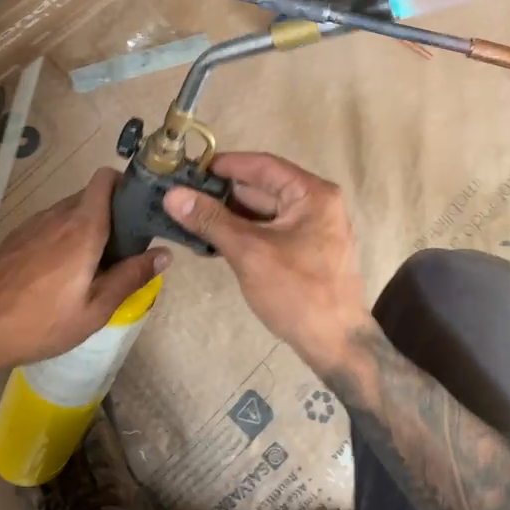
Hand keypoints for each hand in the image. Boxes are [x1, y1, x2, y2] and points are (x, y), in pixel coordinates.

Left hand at [0, 168, 167, 373]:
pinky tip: (58, 273)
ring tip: (92, 263)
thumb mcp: (95, 309)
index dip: (124, 184)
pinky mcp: (14, 238)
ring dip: (84, 226)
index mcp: (83, 226)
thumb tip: (164, 254)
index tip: (138, 207)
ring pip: (68, 211)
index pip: (105, 178)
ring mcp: (32, 224)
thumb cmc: (41, 321)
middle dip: (110, 212)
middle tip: (123, 246)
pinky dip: (61, 238)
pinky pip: (48, 226)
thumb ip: (131, 277)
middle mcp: (58, 215)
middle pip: (90, 196)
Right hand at [163, 153, 371, 375]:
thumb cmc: (297, 292)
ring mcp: (312, 228)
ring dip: (230, 215)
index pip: (263, 165)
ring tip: (189, 217)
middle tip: (182, 196)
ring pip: (263, 211)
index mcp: (312, 194)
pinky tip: (213, 240)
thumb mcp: (249, 252)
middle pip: (262, 187)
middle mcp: (316, 204)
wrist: (336, 345)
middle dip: (223, 192)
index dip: (225, 164)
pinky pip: (269, 230)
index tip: (190, 168)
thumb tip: (173, 195)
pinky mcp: (305, 250)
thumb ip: (211, 220)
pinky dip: (243, 232)